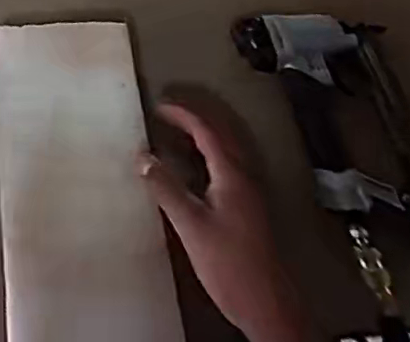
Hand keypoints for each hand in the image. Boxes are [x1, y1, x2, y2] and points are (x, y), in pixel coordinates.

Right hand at [139, 102, 310, 341]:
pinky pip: (226, 163)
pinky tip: (195, 167)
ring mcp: (248, 190)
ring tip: (177, 132)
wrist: (266, 303)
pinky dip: (208, 153)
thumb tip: (143, 157)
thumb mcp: (192, 226)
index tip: (159, 106)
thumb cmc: (228, 263)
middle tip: (167, 113)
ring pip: (224, 148)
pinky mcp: (247, 205)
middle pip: (219, 132)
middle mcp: (243, 174)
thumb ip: (167, 189)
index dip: (182, 114)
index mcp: (231, 172)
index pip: (205, 130)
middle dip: (193, 117)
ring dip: (202, 134)